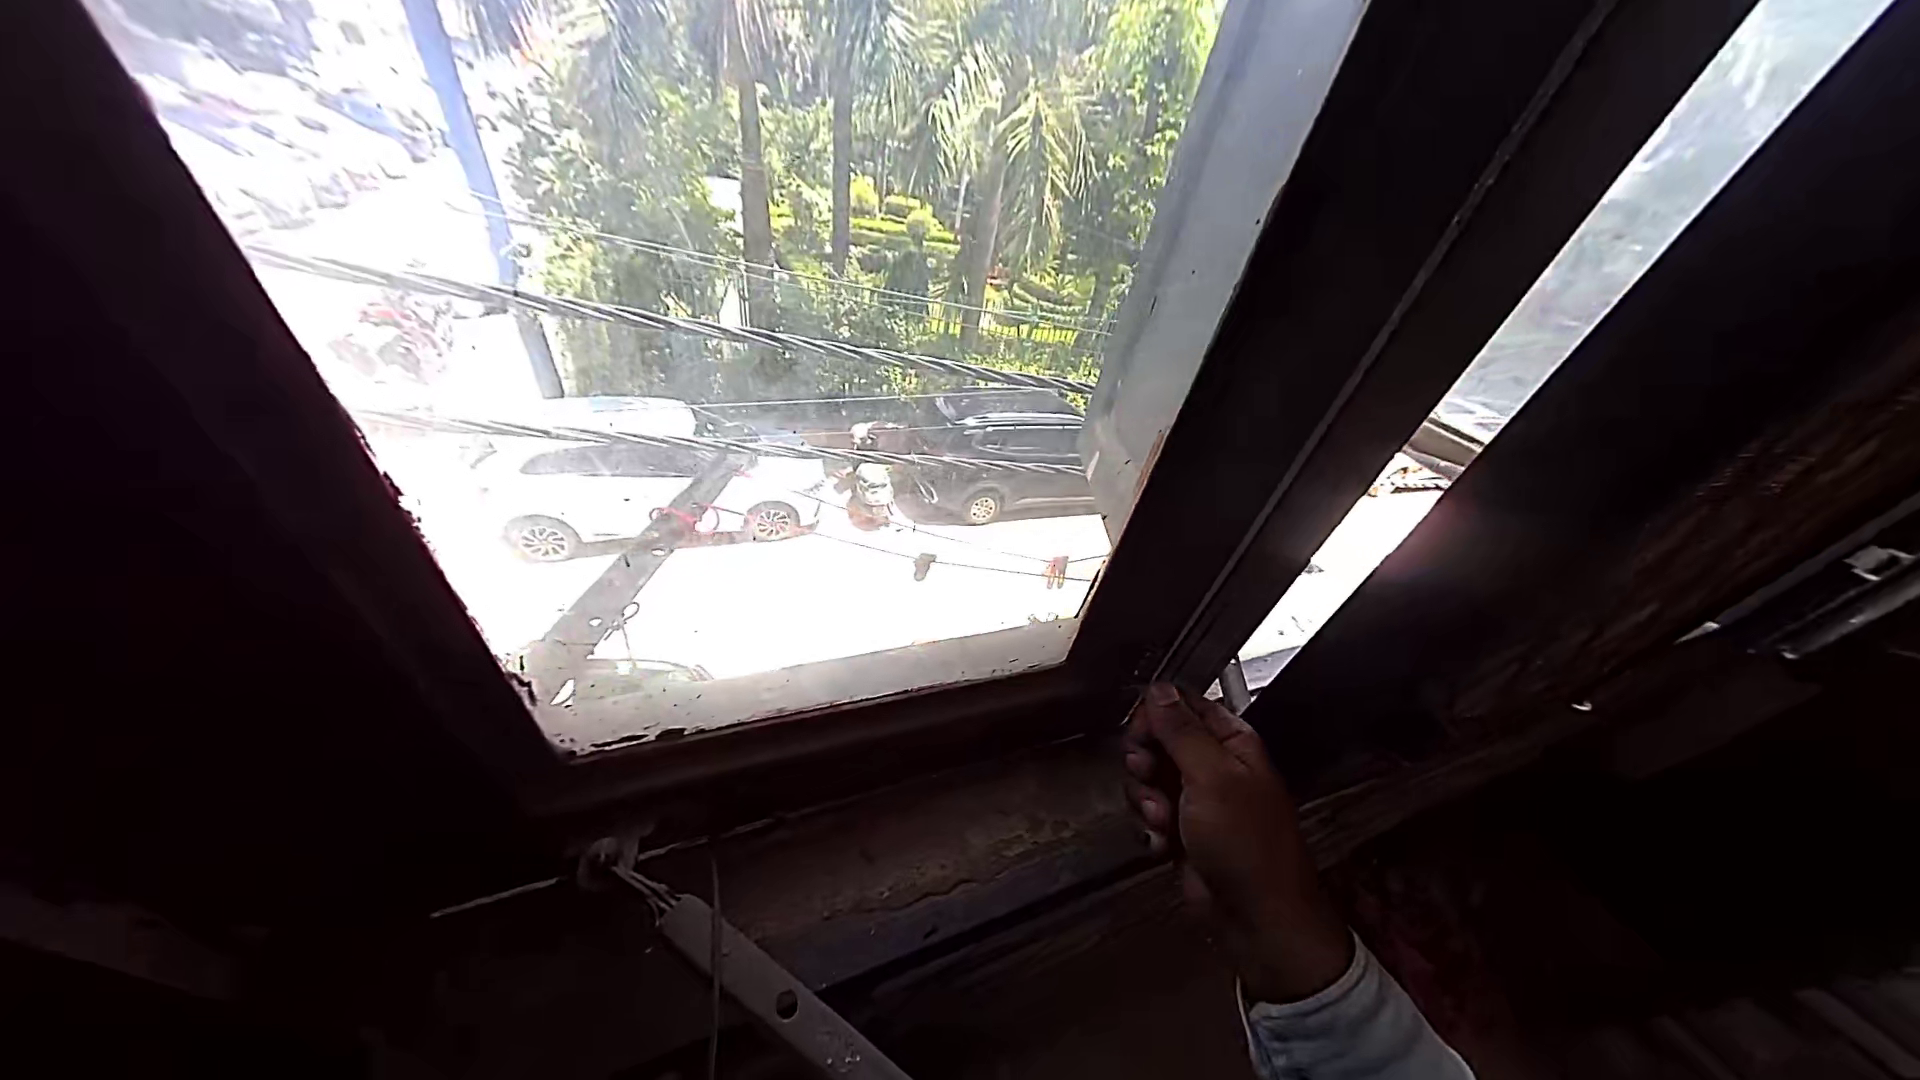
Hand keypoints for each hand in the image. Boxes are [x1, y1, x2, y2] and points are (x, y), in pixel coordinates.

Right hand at [1123, 683, 1353, 1002]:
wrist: (1255, 920)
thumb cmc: (1249, 847)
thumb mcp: (1211, 777)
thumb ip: (1181, 730)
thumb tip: (1160, 690)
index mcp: (1230, 741)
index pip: (1181, 704)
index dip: (1155, 715)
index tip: (1142, 735)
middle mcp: (1212, 764)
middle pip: (1157, 739)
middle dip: (1145, 761)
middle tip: (1150, 777)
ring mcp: (1195, 796)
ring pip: (1146, 775)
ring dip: (1146, 798)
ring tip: (1164, 820)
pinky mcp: (1180, 826)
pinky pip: (1147, 809)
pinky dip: (1149, 825)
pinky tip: (1164, 841)